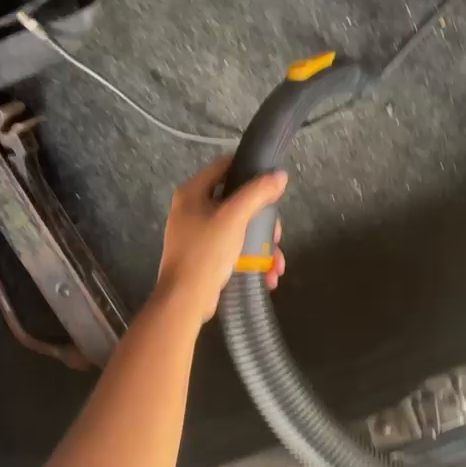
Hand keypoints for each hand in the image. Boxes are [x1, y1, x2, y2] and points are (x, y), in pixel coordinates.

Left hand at [151, 156, 287, 325]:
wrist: (185, 300)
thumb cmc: (206, 252)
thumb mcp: (234, 218)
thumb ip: (257, 194)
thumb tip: (280, 176)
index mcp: (192, 193)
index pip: (224, 166)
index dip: (248, 169)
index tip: (271, 182)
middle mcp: (193, 210)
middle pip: (237, 201)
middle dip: (262, 221)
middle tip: (276, 234)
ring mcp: (198, 234)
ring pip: (240, 228)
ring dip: (262, 245)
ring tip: (276, 263)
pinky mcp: (205, 256)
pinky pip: (234, 248)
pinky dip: (251, 259)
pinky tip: (267, 274)